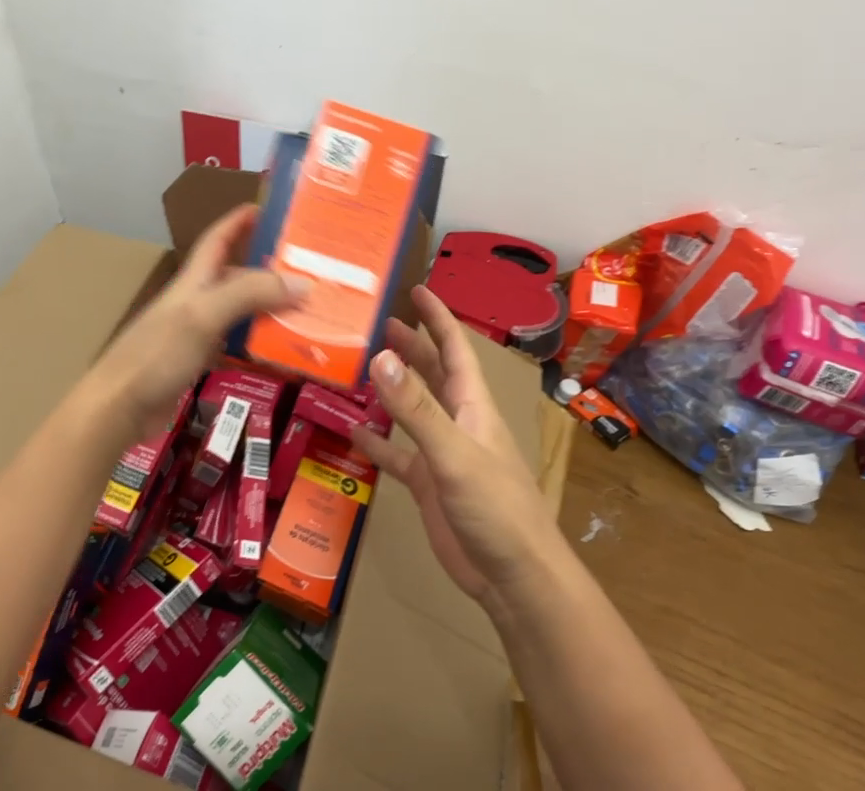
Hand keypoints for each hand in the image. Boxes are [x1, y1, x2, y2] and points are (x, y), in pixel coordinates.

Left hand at [83, 205, 307, 448]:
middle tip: (311, 272)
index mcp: (194, 281)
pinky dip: (257, 343)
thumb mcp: (205, 315)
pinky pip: (233, 344)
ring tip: (308, 311)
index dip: (240, 220)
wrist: (120, 406)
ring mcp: (194, 332)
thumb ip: (250, 295)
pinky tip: (279, 351)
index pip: (218, 238)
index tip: (270, 208)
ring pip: (238, 311)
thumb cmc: (158, 353)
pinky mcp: (195, 362)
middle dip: (268, 270)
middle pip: (235, 276)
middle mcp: (195, 301)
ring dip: (268, 308)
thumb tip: (303, 283)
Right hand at [351, 285, 554, 608]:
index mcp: (472, 406)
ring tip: (356, 368)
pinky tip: (351, 431)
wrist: (513, 576)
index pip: (454, 350)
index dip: (438, 318)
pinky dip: (376, 441)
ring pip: (412, 411)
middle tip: (376, 323)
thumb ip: (416, 408)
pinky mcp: (428, 484)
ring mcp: (442, 454)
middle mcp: (458, 423)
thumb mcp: (453, 453)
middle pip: (431, 374)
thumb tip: (381, 356)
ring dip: (389, 390)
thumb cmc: (495, 508)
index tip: (416, 289)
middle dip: (410, 346)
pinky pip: (397, 454)